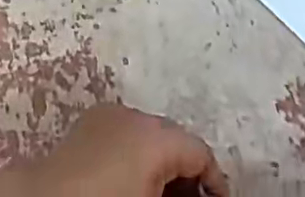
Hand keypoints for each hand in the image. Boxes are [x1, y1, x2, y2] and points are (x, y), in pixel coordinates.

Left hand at [18, 104, 229, 196]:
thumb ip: (182, 194)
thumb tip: (200, 193)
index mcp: (155, 134)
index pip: (201, 152)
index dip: (216, 184)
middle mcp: (133, 114)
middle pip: (175, 141)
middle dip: (188, 176)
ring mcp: (107, 115)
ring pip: (149, 138)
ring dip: (162, 167)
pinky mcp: (88, 125)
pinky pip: (126, 137)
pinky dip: (137, 159)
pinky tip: (134, 187)